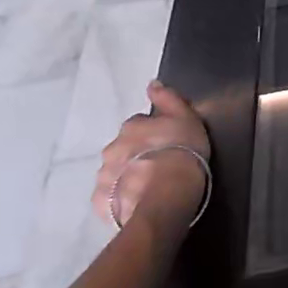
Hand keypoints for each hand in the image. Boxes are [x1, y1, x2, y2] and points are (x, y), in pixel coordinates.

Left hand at [93, 81, 210, 229]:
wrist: (166, 197)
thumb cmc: (182, 153)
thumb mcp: (186, 118)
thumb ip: (168, 99)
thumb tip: (152, 83)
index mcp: (131, 127)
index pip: (139, 124)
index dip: (153, 133)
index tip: (167, 143)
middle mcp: (112, 148)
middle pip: (123, 148)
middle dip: (136, 155)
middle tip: (158, 166)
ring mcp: (105, 177)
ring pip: (115, 173)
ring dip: (127, 177)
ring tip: (148, 189)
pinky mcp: (102, 204)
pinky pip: (110, 199)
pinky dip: (120, 200)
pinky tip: (137, 204)